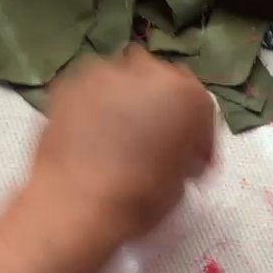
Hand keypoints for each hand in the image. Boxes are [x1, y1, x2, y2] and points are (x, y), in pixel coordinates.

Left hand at [29, 46, 217, 244]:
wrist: (79, 202)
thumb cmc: (140, 199)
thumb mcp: (180, 182)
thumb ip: (183, 155)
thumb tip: (175, 154)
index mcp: (186, 95)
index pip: (202, 109)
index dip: (197, 138)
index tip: (192, 161)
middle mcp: (149, 70)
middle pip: (162, 85)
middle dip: (162, 112)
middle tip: (156, 145)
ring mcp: (105, 72)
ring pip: (125, 84)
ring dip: (128, 106)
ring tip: (121, 140)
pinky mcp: (70, 82)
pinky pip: (94, 94)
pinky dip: (98, 110)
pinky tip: (93, 138)